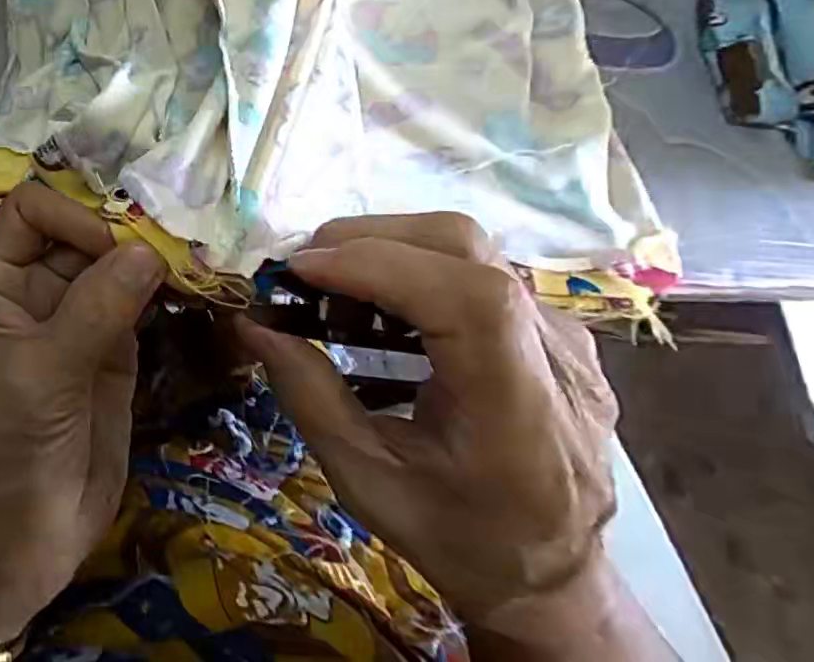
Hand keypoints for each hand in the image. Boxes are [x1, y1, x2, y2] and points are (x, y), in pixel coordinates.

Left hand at [0, 181, 167, 645]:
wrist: (33, 528)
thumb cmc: (15, 444)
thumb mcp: (45, 372)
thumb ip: (95, 310)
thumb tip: (148, 249)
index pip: (28, 213)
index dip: (69, 214)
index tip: (116, 242)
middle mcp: (37, 286)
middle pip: (78, 230)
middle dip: (124, 226)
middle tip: (182, 231)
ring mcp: (79, 313)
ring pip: (115, 260)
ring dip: (153, 252)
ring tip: (200, 248)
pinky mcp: (116, 341)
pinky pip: (140, 297)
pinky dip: (167, 285)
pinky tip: (201, 280)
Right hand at [225, 213, 620, 633]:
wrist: (551, 573)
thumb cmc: (455, 536)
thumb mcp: (363, 480)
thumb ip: (307, 394)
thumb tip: (251, 322)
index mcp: (522, 415)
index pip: (469, 299)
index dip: (376, 265)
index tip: (298, 272)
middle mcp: (558, 360)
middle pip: (462, 246)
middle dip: (364, 240)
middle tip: (299, 272)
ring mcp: (562, 336)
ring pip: (465, 244)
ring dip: (379, 245)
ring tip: (328, 285)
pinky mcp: (546, 326)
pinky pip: (469, 265)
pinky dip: (403, 262)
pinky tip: (370, 301)